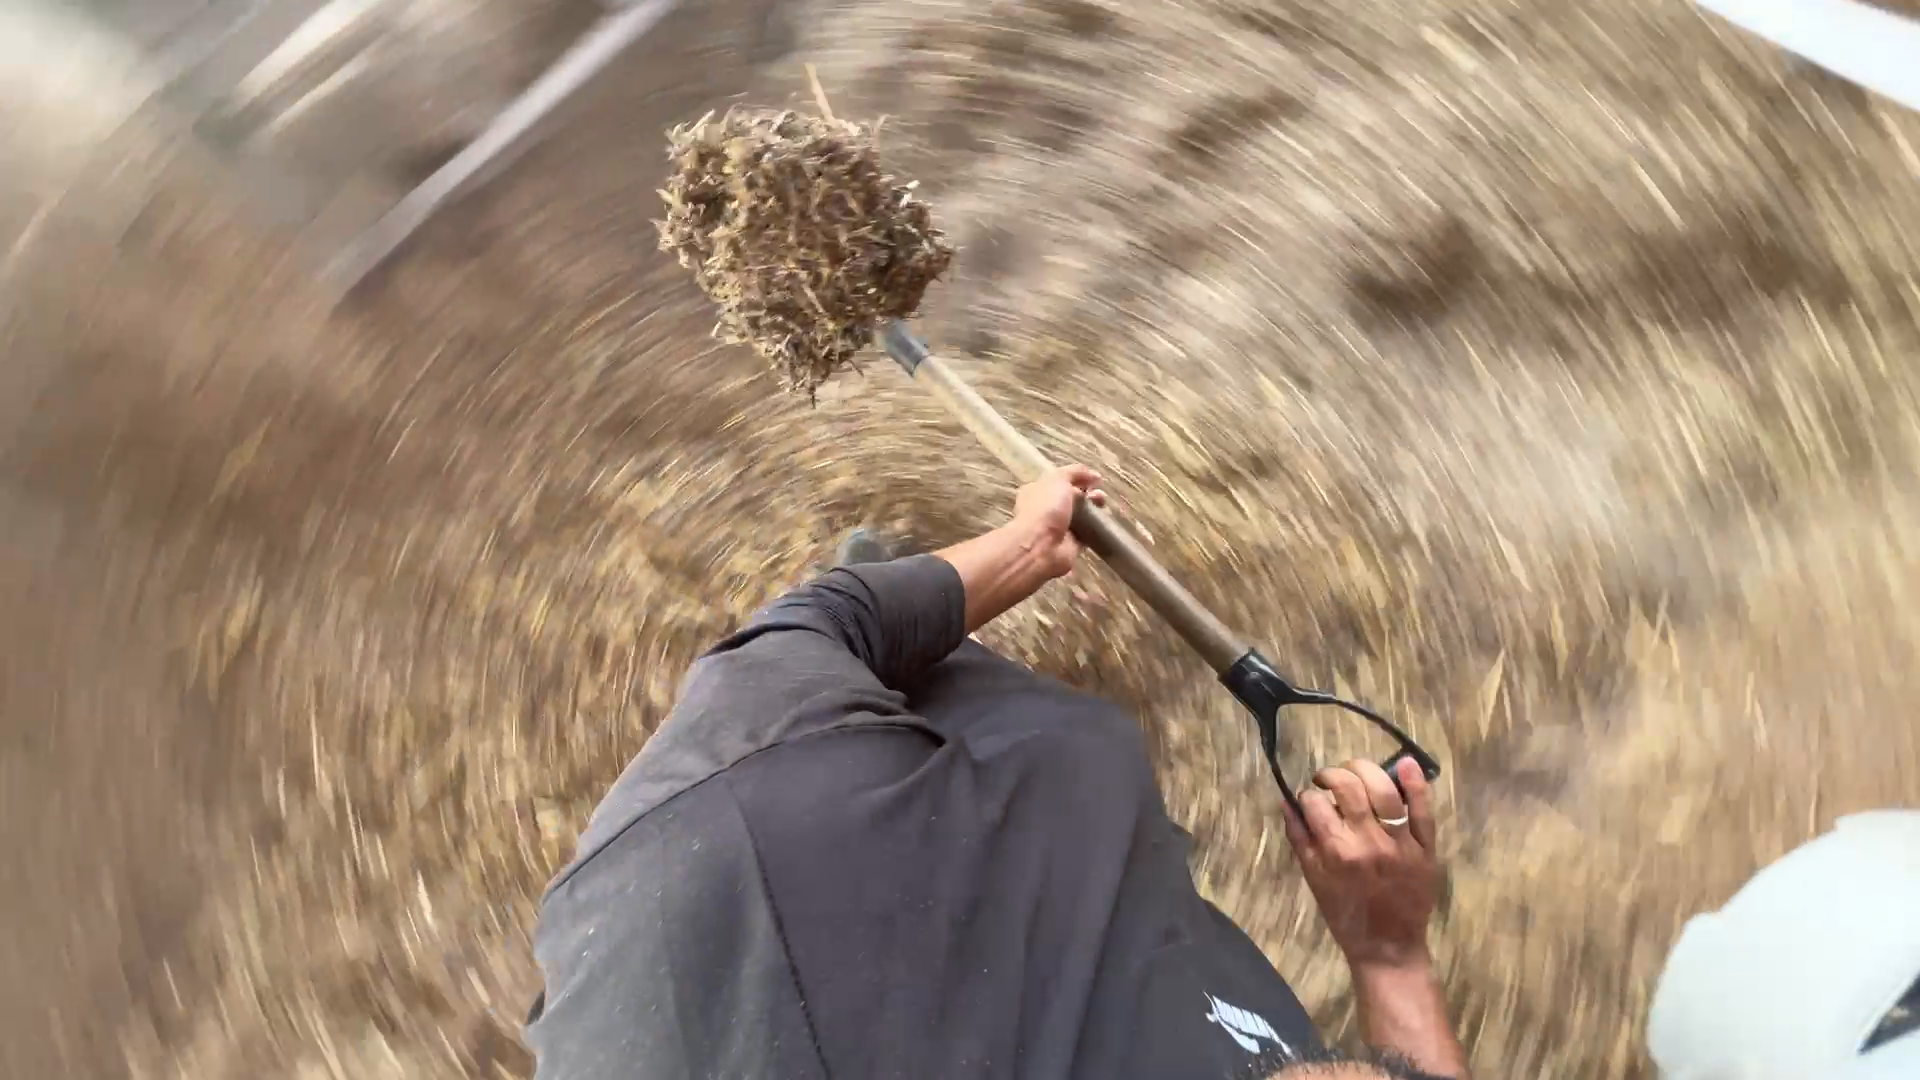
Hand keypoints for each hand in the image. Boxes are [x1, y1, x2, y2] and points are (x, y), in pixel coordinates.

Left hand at [1009, 464, 1106, 578]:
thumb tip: (1094, 475)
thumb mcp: (1057, 479)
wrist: (1041, 546)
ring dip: (1094, 510)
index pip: (1058, 482)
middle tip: (1099, 495)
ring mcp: (1057, 529)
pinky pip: (1086, 534)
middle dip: (1088, 494)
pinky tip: (1104, 523)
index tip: (1093, 479)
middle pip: (1071, 499)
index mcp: (1036, 492)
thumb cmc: (1045, 508)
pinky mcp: (1070, 545)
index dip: (1076, 478)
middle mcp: (1045, 510)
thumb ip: (1074, 472)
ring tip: (1102, 505)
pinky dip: (1096, 529)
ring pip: (1081, 516)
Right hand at [1282, 756, 1440, 972]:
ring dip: (1365, 771)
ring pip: (1384, 790)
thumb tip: (1286, 801)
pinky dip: (1416, 785)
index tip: (1309, 800)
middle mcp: (1369, 842)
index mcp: (1337, 851)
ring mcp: (1401, 844)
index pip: (1315, 803)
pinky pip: (1424, 812)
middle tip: (1327, 781)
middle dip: (1331, 775)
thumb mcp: (1312, 877)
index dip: (1308, 796)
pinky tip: (1407, 763)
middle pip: (1349, 786)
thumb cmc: (1343, 912)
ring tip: (1355, 772)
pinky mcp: (1427, 850)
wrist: (1389, 947)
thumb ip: (1299, 836)